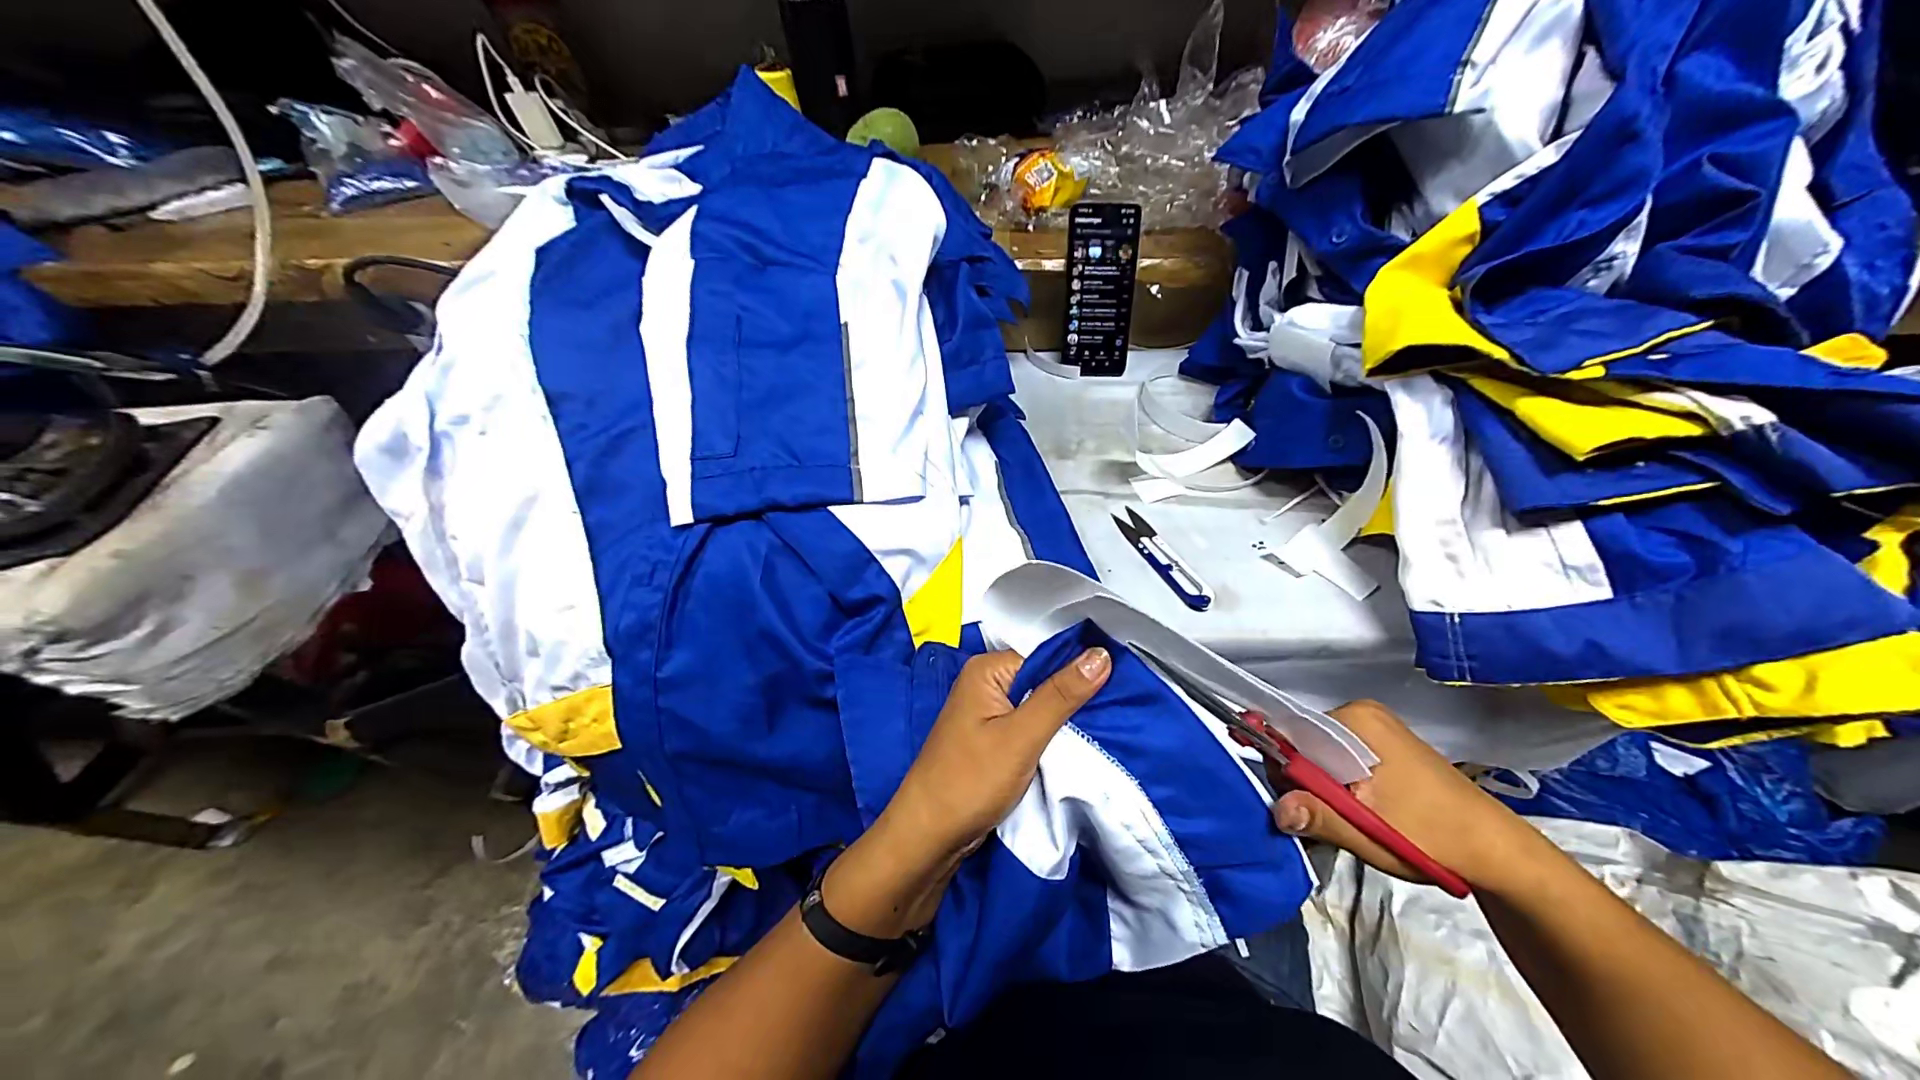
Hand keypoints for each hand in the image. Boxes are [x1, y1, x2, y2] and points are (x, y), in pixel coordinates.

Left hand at [823, 648, 1111, 937]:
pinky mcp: (993, 739)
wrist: (929, 835)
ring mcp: (987, 712)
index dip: (1080, 674)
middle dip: (1074, 699)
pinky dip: (1050, 738)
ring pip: (1039, 707)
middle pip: (1044, 681)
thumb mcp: (1022, 736)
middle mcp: (985, 683)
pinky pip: (1030, 728)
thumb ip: (1061, 694)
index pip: (1047, 657)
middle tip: (1115, 715)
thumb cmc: (969, 781)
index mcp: (987, 670)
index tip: (1118, 692)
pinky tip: (1074, 748)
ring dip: (1064, 722)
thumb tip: (1101, 654)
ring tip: (1102, 732)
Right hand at [1266, 700, 1553, 893]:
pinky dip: (1336, 791)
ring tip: (1343, 824)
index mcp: (1355, 719)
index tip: (1291, 806)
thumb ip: (1319, 815)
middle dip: (1304, 786)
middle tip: (1323, 823)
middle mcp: (1361, 715)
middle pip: (1302, 747)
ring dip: (1320, 792)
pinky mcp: (1383, 750)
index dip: (1283, 772)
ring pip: (1318, 759)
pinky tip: (1352, 816)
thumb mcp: (1369, 831)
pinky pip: (1338, 763)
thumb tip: (1277, 809)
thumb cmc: (1435, 837)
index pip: (1290, 735)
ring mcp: (1374, 732)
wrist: (1498, 853)